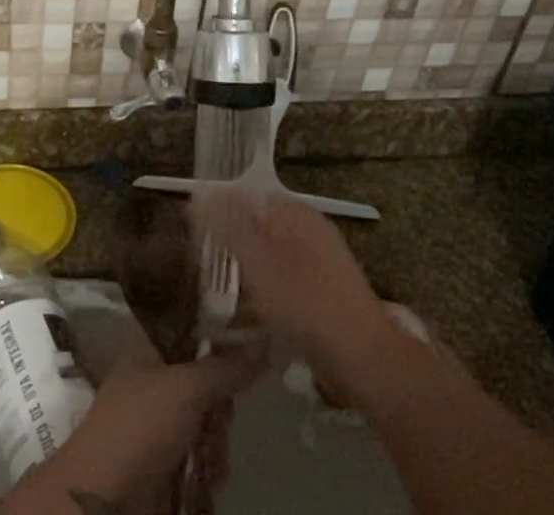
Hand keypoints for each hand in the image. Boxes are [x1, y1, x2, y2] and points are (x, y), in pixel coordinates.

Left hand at [5, 346, 265, 511]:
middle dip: (221, 406)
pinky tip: (207, 476)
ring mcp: (157, 424)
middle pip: (205, 383)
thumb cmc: (142, 425)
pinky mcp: (165, 460)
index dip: (218, 344)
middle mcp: (151, 384)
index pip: (190, 336)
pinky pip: (201, 453)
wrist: (108, 494)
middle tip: (220, 417)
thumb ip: (227, 365)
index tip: (246, 355)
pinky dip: (209, 465)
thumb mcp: (188, 386)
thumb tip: (263, 339)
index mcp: (145, 353)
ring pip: (207, 422)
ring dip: (217, 442)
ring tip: (209, 456)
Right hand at [193, 190, 394, 393]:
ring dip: (243, 268)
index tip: (193, 231)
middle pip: (257, 225)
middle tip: (201, 262)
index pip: (249, 196)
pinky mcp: (319, 293)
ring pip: (267, 254)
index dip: (218, 208)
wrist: (360, 358)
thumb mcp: (257, 262)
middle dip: (229, 241)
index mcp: (297, 216)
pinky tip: (245, 311)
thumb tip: (198, 196)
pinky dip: (260, 290)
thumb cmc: (305, 305)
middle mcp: (309, 232)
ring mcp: (317, 263)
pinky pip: (279, 280)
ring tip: (217, 289)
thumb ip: (227, 227)